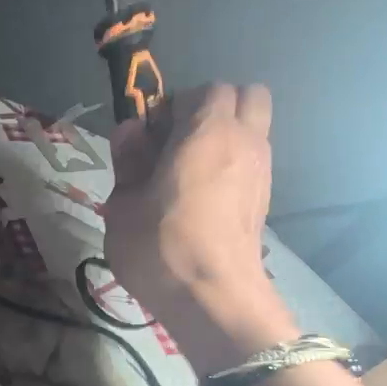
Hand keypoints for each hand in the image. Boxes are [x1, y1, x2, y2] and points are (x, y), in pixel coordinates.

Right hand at [104, 83, 298, 372]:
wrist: (211, 294)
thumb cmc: (158, 246)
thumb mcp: (123, 205)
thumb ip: (129, 162)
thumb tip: (131, 130)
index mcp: (205, 131)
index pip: (199, 91)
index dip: (170, 108)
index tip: (146, 139)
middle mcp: (243, 137)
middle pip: (242, 96)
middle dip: (211, 109)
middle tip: (175, 144)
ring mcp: (260, 166)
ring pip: (252, 125)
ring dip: (224, 136)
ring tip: (187, 173)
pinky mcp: (263, 194)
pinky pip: (251, 158)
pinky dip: (231, 164)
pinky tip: (202, 197)